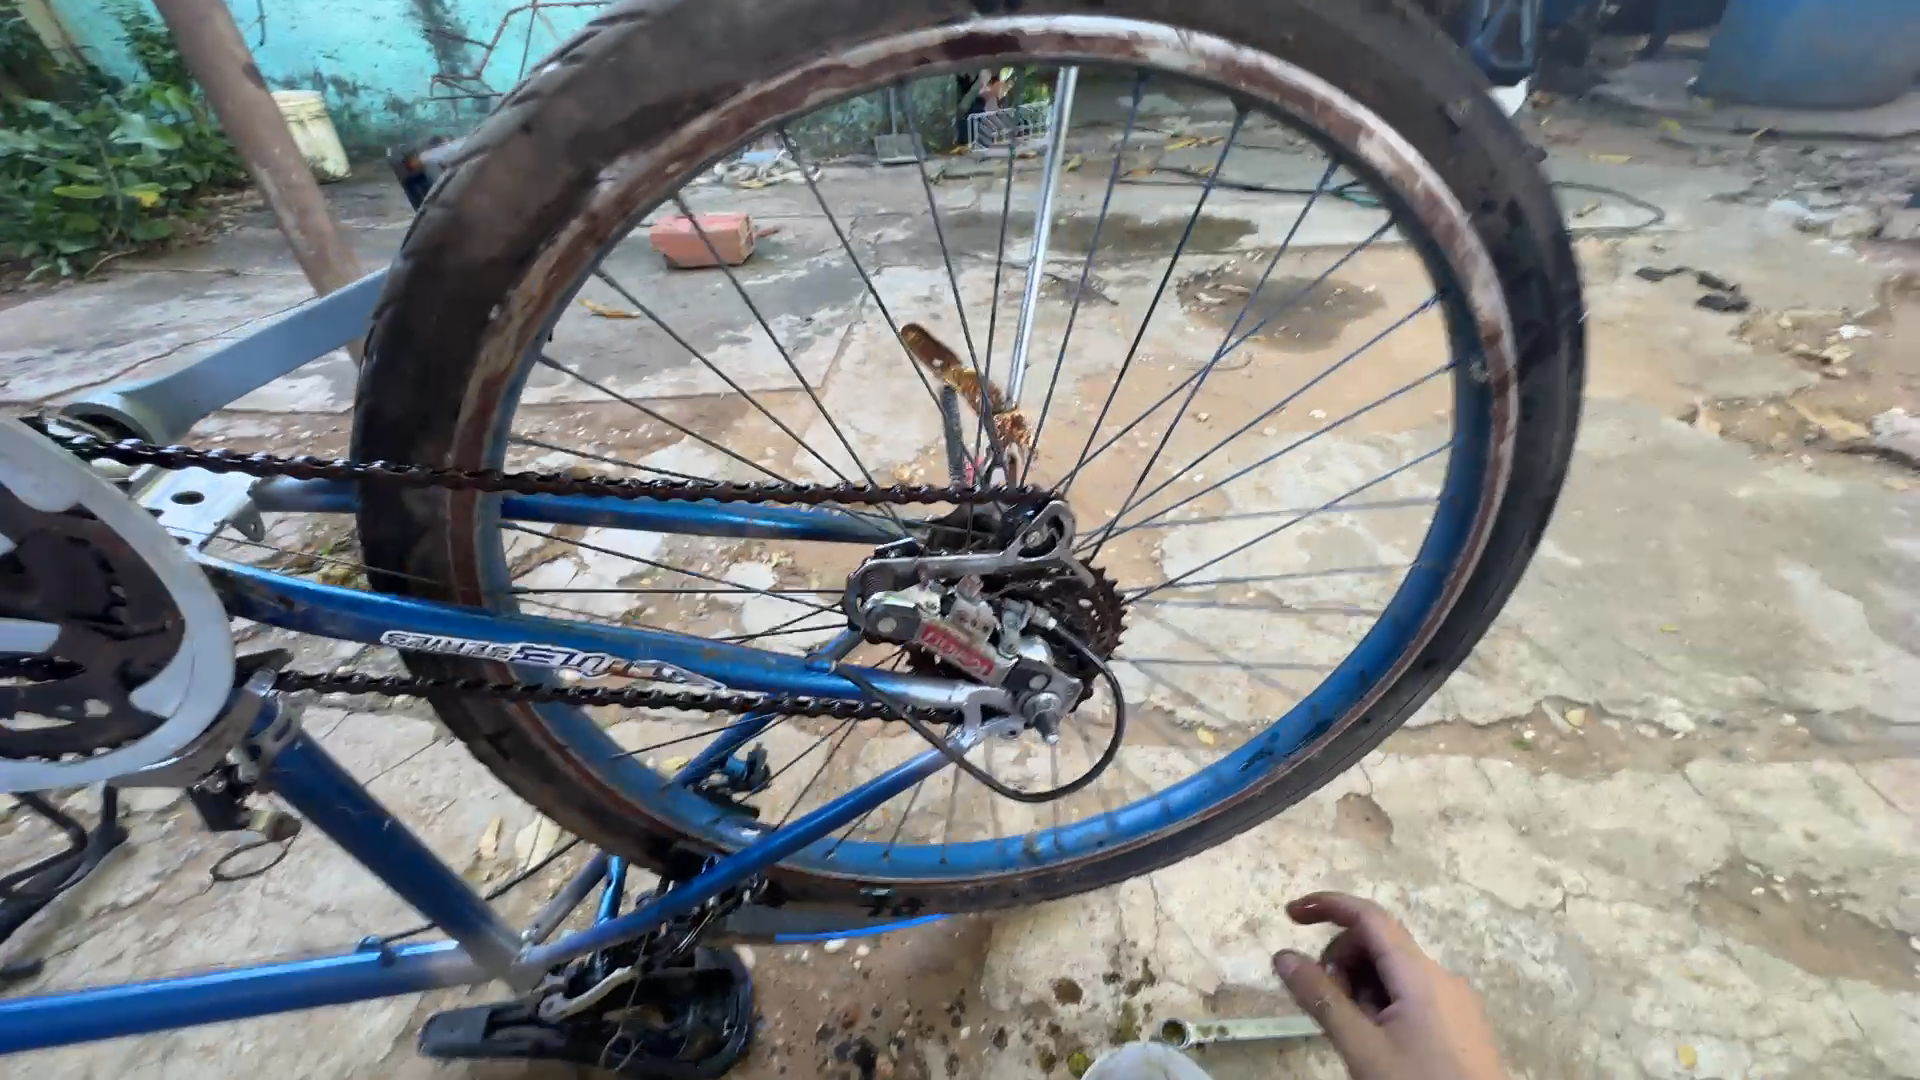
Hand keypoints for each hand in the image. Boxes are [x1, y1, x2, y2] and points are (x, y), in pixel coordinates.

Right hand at [1271, 892, 1506, 1079]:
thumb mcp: (1362, 1049)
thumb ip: (1320, 998)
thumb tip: (1282, 955)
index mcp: (1420, 975)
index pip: (1367, 915)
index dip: (1326, 905)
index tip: (1290, 916)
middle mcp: (1443, 978)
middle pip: (1378, 943)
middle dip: (1341, 960)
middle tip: (1324, 1001)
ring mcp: (1457, 1004)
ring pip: (1393, 971)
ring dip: (1360, 986)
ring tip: (1354, 1032)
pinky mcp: (1463, 1029)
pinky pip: (1411, 995)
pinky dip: (1381, 1002)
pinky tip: (1377, 1041)